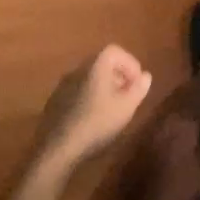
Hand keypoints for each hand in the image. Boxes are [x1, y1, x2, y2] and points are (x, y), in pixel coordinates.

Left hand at [35, 45, 153, 169]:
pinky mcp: (54, 101)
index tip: (137, 83)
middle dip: (118, 76)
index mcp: (96, 65)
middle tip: (127, 96)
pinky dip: (88, 98)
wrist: (57, 148)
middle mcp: (78, 68)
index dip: (130, 64)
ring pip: (89, 79)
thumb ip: (138, 89)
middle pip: (102, 64)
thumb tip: (146, 76)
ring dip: (102, 88)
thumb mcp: (126, 107)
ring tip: (110, 109)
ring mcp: (63, 84)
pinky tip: (91, 118)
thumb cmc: (96, 122)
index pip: (116, 51)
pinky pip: (77, 92)